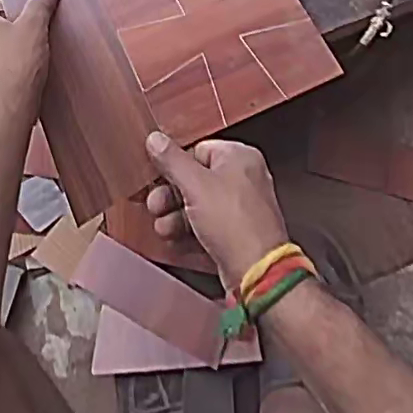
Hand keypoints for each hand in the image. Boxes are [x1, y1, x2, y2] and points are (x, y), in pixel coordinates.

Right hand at [145, 134, 288, 291]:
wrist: (258, 274)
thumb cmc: (233, 223)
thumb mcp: (194, 184)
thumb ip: (171, 159)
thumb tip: (155, 139)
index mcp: (238, 157)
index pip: (196, 150)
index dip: (173, 166)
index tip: (156, 178)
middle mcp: (243, 178)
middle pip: (194, 179)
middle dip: (170, 196)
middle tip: (155, 205)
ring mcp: (241, 207)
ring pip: (198, 205)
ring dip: (175, 217)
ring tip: (163, 228)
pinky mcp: (237, 232)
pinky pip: (206, 225)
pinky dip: (189, 231)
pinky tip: (174, 239)